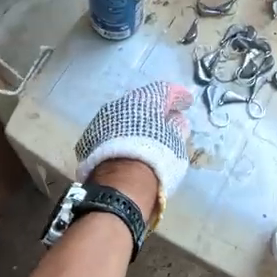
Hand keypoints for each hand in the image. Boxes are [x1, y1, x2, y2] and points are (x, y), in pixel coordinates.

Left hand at [73, 81, 194, 225]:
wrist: (119, 185)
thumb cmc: (155, 160)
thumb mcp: (176, 144)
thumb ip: (177, 128)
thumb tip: (177, 120)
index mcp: (145, 99)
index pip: (164, 90)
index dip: (178, 95)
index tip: (187, 102)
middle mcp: (121, 104)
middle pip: (141, 102)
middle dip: (154, 109)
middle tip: (167, 118)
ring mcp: (102, 120)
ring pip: (123, 116)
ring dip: (135, 123)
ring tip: (147, 134)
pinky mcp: (90, 139)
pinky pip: (112, 131)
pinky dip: (122, 135)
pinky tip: (128, 146)